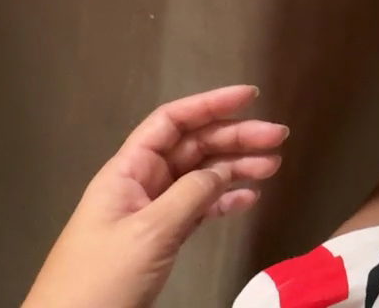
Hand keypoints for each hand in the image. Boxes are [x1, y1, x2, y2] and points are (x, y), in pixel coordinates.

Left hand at [23, 85, 287, 307]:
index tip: (251, 97)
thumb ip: (191, 193)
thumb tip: (223, 170)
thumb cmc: (100, 280)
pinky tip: (250, 199)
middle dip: (236, 138)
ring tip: (273, 166)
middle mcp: (142, 183)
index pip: (173, 121)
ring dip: (238, 167)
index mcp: (128, 171)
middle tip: (278, 138)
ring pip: (202, 175)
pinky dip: (226, 200)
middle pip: (195, 146)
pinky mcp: (161, 238)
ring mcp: (152, 211)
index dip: (211, 104)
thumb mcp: (149, 232)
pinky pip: (200, 206)